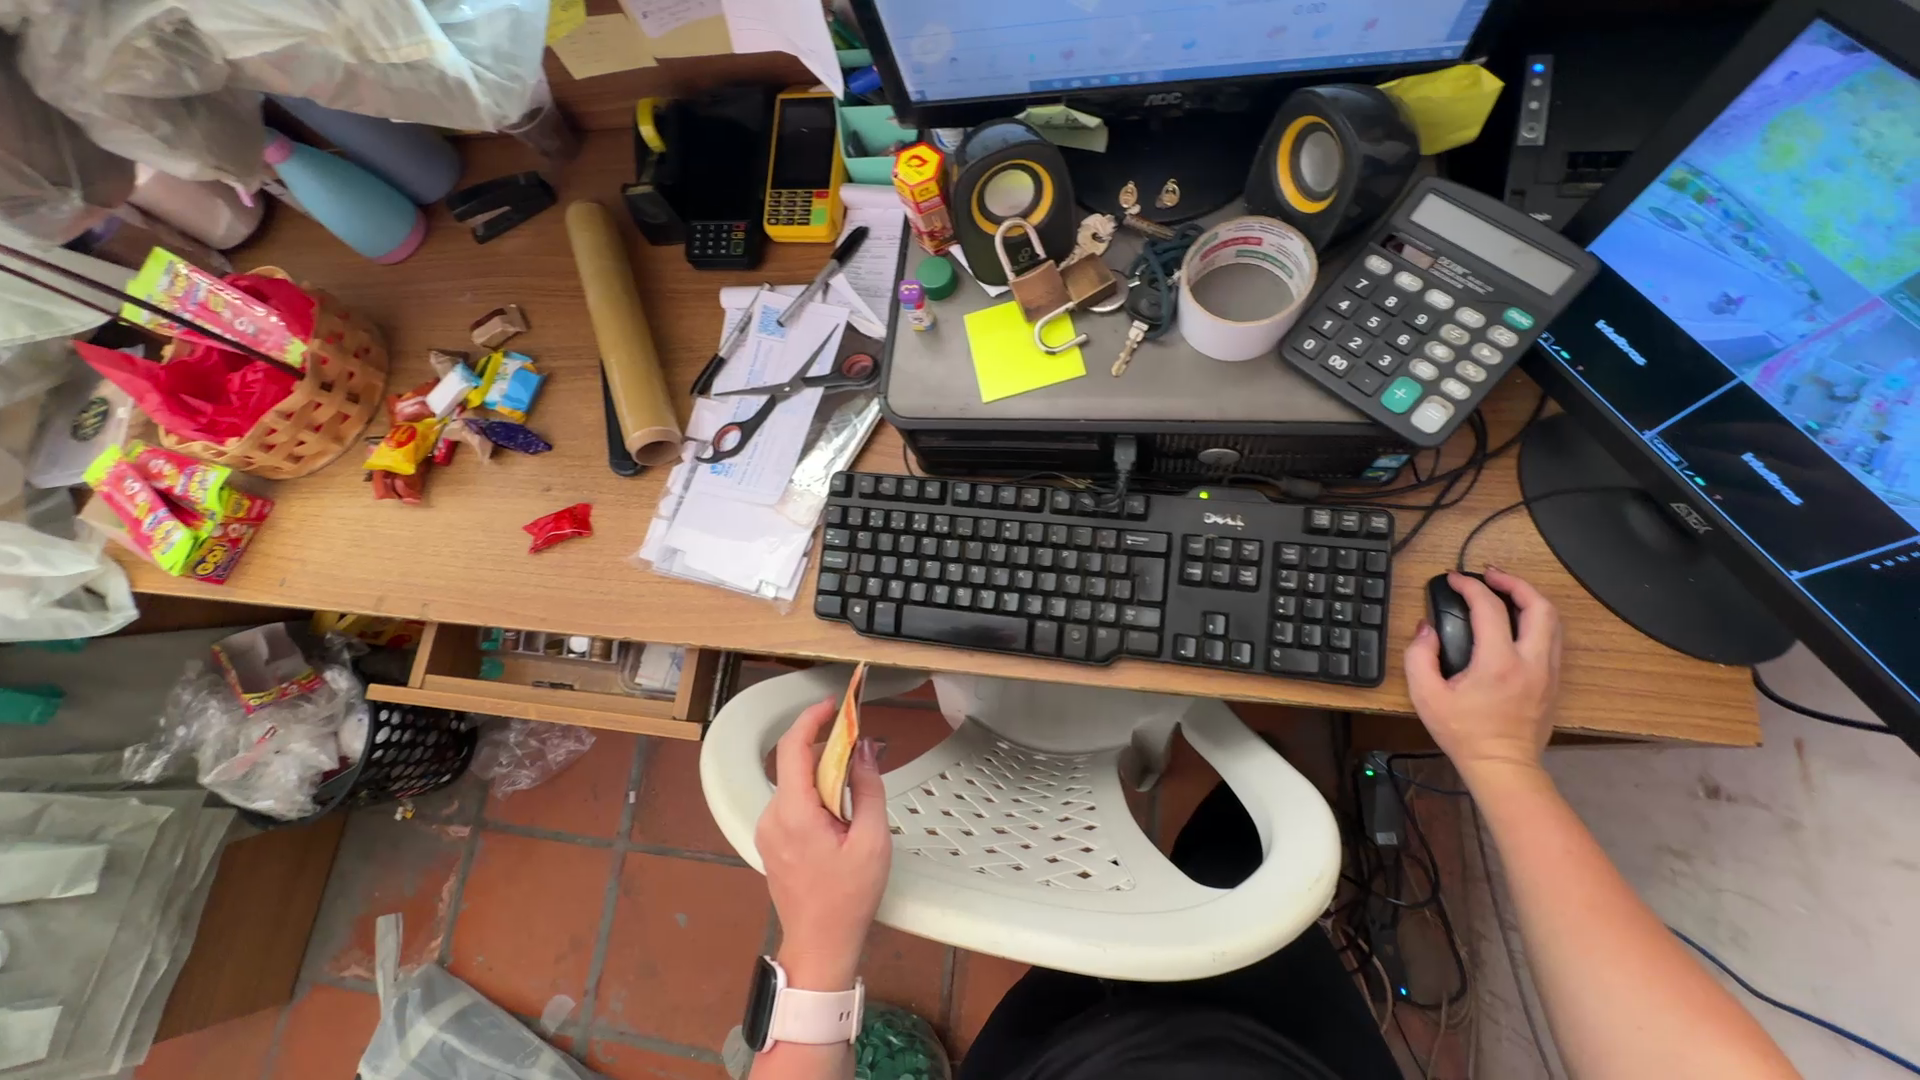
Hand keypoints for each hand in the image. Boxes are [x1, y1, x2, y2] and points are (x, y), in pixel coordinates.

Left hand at [755, 698, 889, 990]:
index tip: (835, 706)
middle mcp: (773, 816)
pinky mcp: (772, 841)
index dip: (811, 719)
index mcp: (795, 813)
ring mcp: (768, 830)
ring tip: (855, 787)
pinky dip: (815, 793)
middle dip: (827, 749)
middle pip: (795, 764)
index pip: (793, 748)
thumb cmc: (849, 897)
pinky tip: (840, 811)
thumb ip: (868, 788)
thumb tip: (865, 748)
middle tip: (861, 749)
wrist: (820, 946)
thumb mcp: (872, 841)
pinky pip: (792, 802)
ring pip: (795, 783)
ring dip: (823, 773)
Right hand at [1404, 567, 1562, 784]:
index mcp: (1498, 663)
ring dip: (1530, 598)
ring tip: (1505, 591)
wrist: (1502, 764)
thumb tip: (1426, 629)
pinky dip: (1537, 619)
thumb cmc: (1462, 732)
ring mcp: (1548, 671)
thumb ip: (1419, 656)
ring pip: (1552, 620)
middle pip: (1539, 606)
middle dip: (1515, 583)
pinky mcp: (1554, 680)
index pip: (1489, 609)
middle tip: (1490, 575)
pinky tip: (1517, 620)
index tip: (1453, 579)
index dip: (1470, 586)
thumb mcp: (1425, 695)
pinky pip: (1553, 638)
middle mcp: (1531, 662)